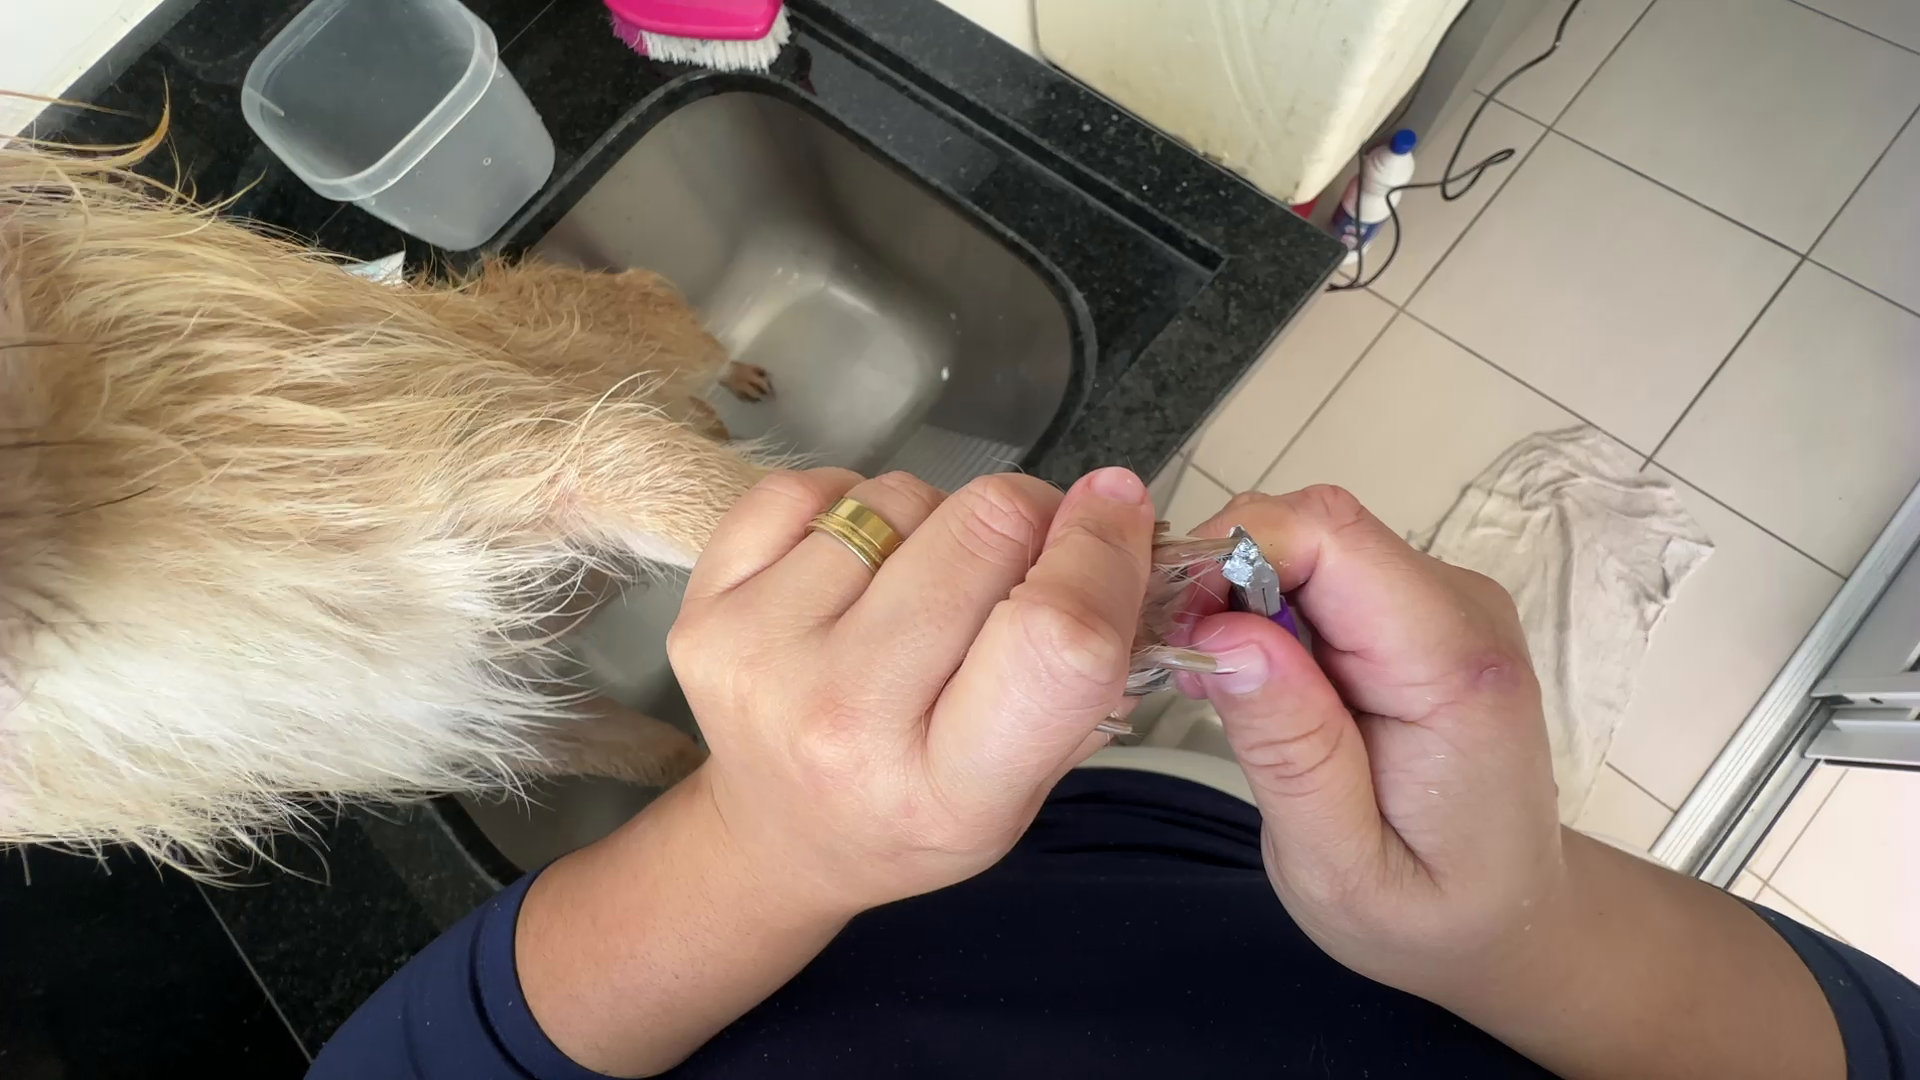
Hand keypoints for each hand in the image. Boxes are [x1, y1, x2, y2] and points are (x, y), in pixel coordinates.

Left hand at [671, 464, 1155, 912]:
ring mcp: (759, 658)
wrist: (781, 834)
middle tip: (1023, 548)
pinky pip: (812, 487)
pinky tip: (856, 566)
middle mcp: (845, 721)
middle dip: (1027, 516)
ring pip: (899, 496)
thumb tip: (1113, 500)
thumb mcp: (1027, 777)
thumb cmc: (920, 809)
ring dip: (937, 519)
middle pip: (980, 533)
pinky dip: (855, 504)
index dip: (1100, 552)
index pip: (1053, 637)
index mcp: (950, 788)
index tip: (1118, 510)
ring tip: (922, 582)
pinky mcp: (701, 611)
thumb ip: (1084, 656)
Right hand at [1175, 485, 1562, 1002]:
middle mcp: (1453, 607)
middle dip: (1220, 573)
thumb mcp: (1338, 863)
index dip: (1230, 553)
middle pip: (1311, 525)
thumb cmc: (1429, 910)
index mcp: (1451, 666)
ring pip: (1302, 539)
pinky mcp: (1406, 609)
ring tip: (1209, 680)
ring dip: (1232, 593)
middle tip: (1178, 661)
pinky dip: (1255, 605)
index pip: (1329, 536)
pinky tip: (1243, 672)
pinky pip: (1312, 568)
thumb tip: (1223, 634)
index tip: (1174, 627)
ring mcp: (1433, 600)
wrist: (1509, 918)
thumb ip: (1289, 750)